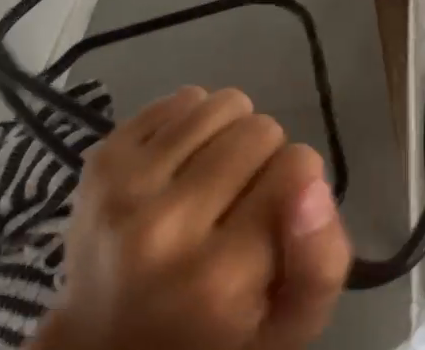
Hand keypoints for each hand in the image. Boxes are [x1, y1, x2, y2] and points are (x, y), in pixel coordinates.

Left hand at [33, 88, 351, 349]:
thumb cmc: (214, 335)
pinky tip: (184, 163)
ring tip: (217, 176)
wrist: (103, 342)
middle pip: (261, 129)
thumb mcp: (289, 326)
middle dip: (267, 156)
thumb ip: (322, 263)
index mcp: (218, 278)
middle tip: (245, 200)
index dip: (300, 185)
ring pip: (223, 104)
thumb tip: (313, 182)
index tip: (279, 217)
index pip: (298, 166)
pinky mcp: (101, 160)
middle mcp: (165, 228)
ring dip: (233, 131)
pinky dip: (195, 121)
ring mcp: (124, 189)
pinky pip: (181, 98)